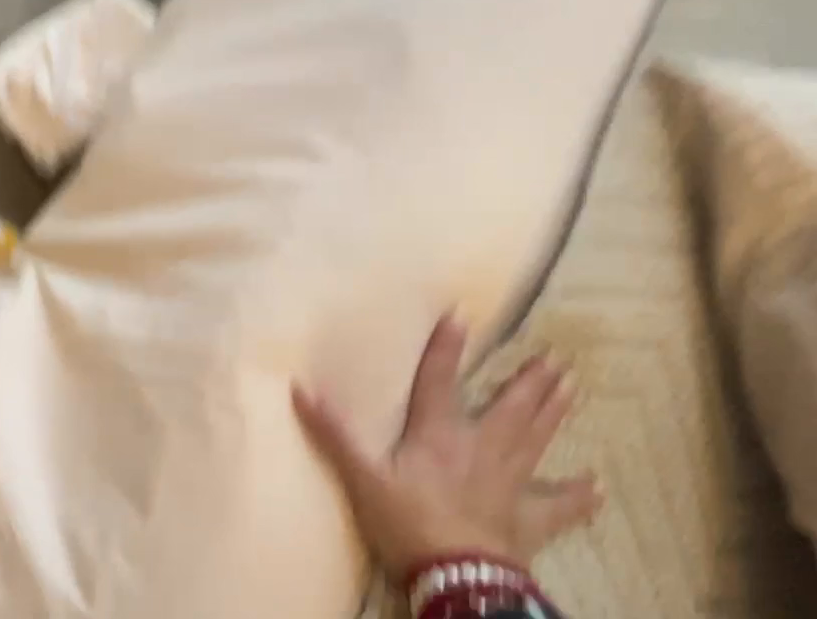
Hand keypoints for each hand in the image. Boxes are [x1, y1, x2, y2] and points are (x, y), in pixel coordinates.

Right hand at [292, 316, 603, 578]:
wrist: (459, 581)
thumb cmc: (406, 522)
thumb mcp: (360, 476)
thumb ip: (333, 432)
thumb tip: (299, 387)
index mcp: (439, 435)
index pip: (440, 381)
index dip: (447, 348)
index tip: (461, 315)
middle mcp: (481, 449)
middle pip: (510, 409)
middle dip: (530, 381)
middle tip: (555, 357)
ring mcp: (511, 484)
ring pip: (537, 441)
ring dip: (555, 414)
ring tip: (572, 388)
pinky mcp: (529, 520)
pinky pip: (561, 505)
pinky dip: (579, 494)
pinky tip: (598, 485)